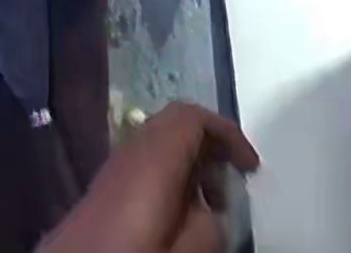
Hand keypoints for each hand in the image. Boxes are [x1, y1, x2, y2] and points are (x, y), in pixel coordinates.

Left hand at [38, 102, 260, 252]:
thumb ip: (206, 231)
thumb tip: (211, 213)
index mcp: (153, 159)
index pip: (194, 118)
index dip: (227, 133)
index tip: (250, 166)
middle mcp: (130, 153)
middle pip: (175, 123)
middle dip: (210, 144)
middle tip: (231, 182)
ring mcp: (111, 172)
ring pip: (159, 144)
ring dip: (189, 163)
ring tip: (208, 208)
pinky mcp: (100, 195)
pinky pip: (143, 167)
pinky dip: (168, 179)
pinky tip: (175, 221)